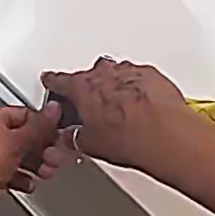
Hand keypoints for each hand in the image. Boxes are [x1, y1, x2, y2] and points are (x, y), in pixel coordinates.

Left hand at [0, 102, 61, 215]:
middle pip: (25, 137)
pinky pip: (13, 173)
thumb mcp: (17, 141)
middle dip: (41, 148)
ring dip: (36, 164)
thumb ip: (39, 127)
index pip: (27, 114)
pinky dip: (23, 178)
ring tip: (45, 171)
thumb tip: (53, 110)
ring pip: (21, 156)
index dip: (43, 125)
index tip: (56, 135)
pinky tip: (29, 183)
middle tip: (52, 156)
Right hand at [40, 60, 214, 190]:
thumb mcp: (91, 144)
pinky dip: (138, 89)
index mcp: (83, 86)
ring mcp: (128, 71)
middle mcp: (105, 72)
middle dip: (91, 90)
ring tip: (122, 113)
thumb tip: (74, 138)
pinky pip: (138, 78)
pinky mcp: (151, 74)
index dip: (53, 82)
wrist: (163, 132)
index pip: (60, 80)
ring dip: (116, 89)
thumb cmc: (128, 135)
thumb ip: (76, 136)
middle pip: (91, 76)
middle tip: (95, 111)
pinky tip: (142, 108)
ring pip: (116, 76)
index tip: (50, 80)